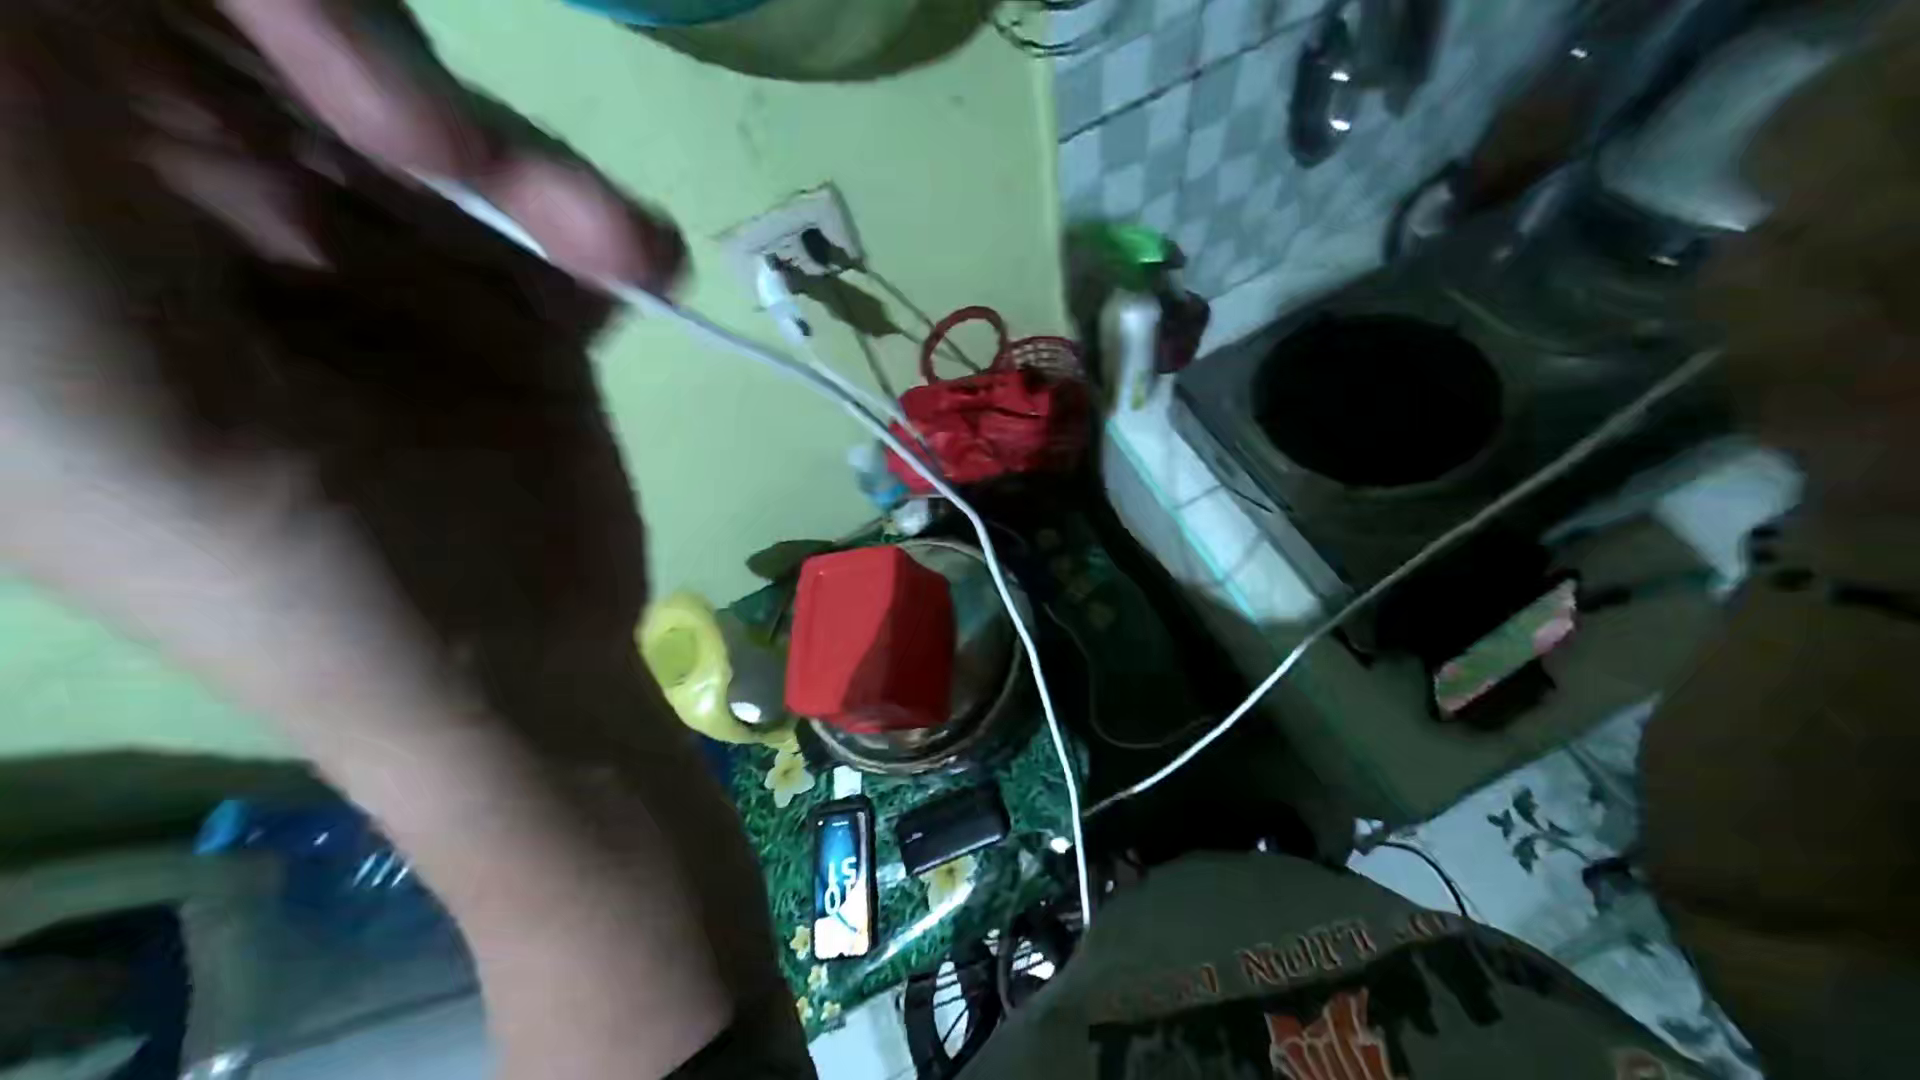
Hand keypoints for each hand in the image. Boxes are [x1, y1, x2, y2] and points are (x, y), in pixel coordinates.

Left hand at [0, 4, 796, 1076]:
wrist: (533, 686)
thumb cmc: (392, 616)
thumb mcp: (194, 450)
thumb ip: (115, 278)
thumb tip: (261, 244)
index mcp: (39, 289)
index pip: (54, 72)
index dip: (185, 34)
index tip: (345, 100)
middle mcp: (167, 244)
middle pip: (223, 58)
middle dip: (355, 77)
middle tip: (453, 154)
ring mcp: (345, 268)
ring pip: (398, 133)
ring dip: (497, 173)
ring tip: (587, 254)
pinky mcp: (472, 302)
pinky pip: (505, 209)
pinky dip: (557, 231)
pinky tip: (606, 276)